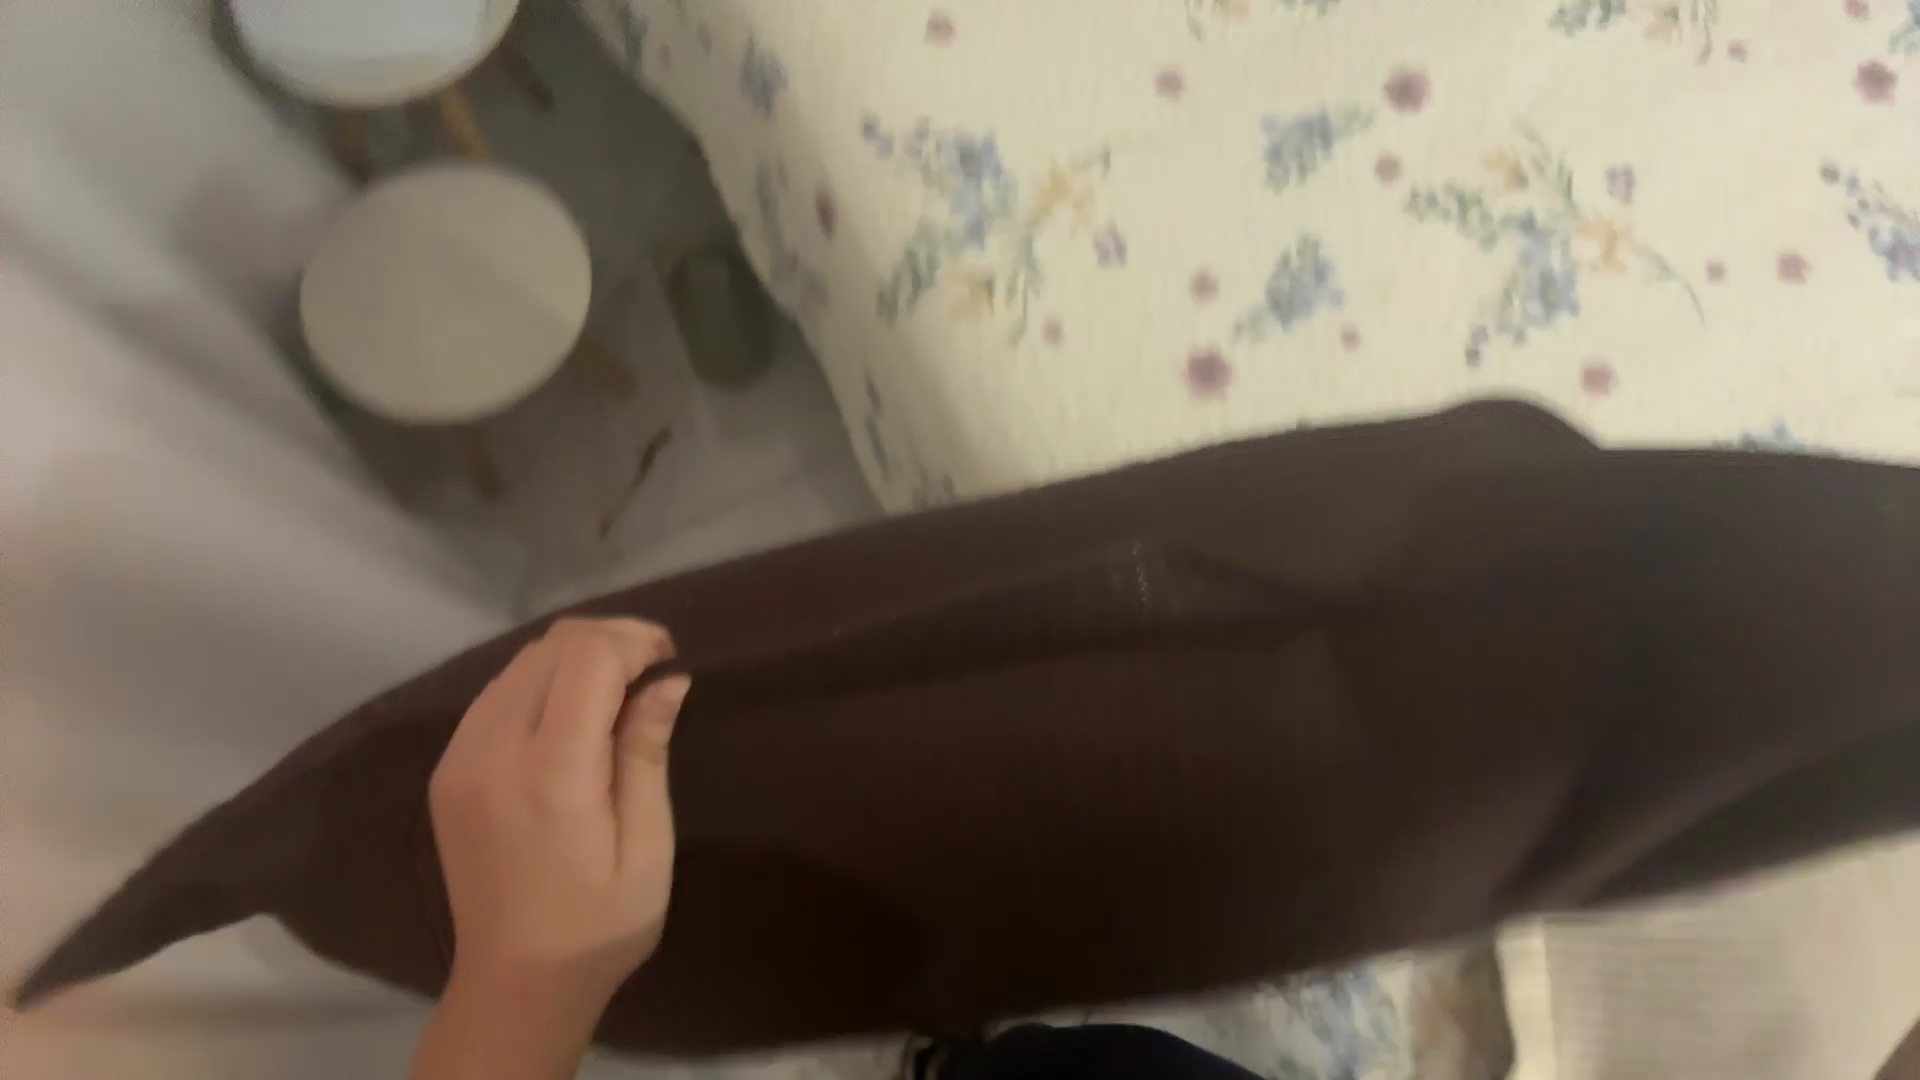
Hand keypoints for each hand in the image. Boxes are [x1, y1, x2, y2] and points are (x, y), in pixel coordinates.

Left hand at [428, 617, 689, 1012]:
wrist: (515, 983)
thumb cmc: (602, 921)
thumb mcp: (648, 844)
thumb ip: (647, 753)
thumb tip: (668, 679)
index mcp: (548, 774)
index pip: (586, 658)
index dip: (635, 640)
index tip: (672, 660)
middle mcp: (490, 753)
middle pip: (551, 647)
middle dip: (612, 639)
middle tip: (655, 669)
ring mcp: (458, 758)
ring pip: (523, 660)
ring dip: (579, 654)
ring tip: (623, 686)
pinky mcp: (448, 768)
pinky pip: (500, 689)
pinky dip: (547, 678)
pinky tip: (578, 709)